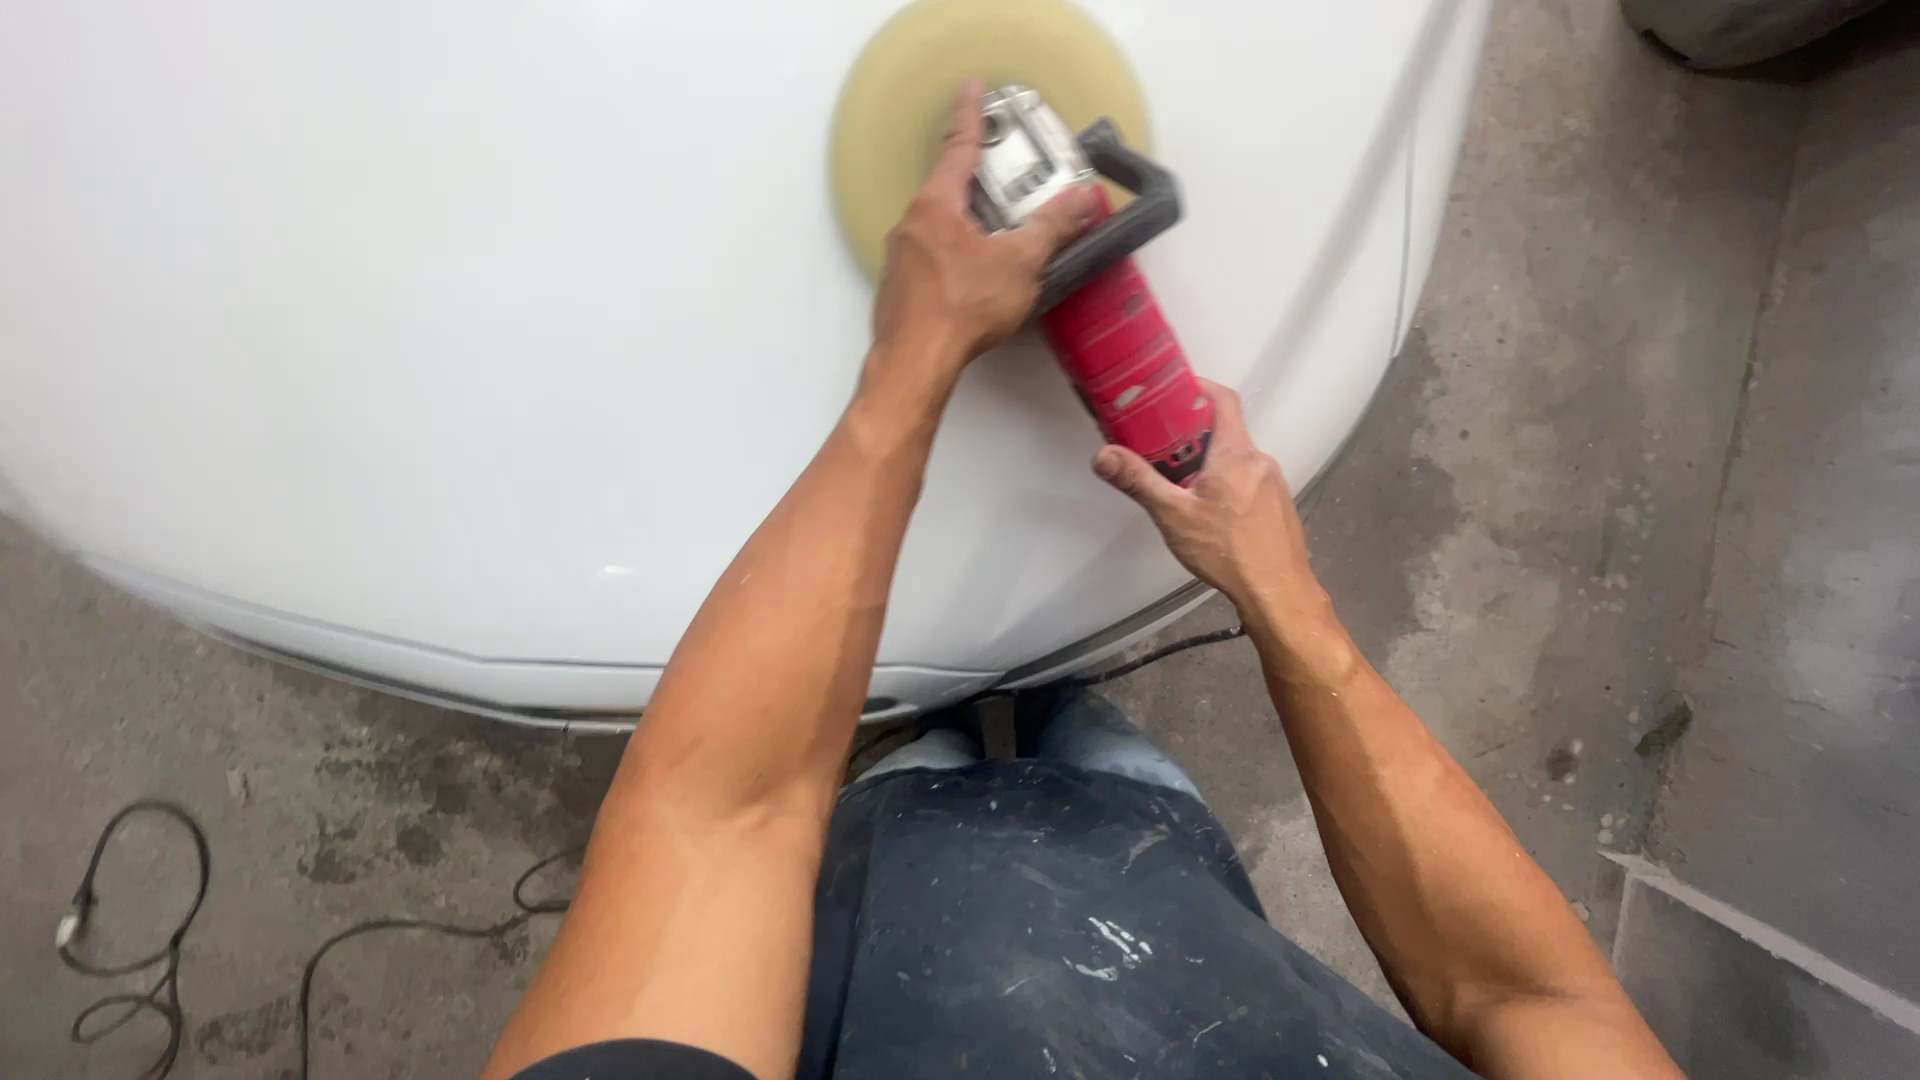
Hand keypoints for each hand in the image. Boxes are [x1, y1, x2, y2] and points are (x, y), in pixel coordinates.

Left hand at [866, 79, 1098, 398]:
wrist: (916, 362)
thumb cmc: (964, 307)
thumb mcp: (1019, 263)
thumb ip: (1051, 228)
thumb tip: (1081, 199)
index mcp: (937, 206)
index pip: (958, 148)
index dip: (971, 116)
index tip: (972, 88)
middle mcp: (909, 226)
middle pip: (945, 193)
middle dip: (974, 188)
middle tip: (1000, 187)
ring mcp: (898, 262)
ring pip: (934, 233)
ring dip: (961, 232)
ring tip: (990, 247)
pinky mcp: (896, 294)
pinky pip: (926, 266)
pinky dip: (948, 265)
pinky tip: (966, 288)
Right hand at [1092, 380, 1321, 611]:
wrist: (1276, 591)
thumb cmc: (1226, 549)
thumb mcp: (1173, 514)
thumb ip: (1138, 481)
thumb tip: (1102, 455)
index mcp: (1235, 452)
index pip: (1222, 399)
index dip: (1198, 388)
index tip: (1173, 391)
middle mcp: (1259, 460)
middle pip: (1226, 430)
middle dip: (1193, 434)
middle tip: (1161, 446)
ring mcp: (1274, 483)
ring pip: (1236, 459)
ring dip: (1209, 462)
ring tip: (1180, 483)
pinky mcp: (1278, 505)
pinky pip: (1249, 480)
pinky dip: (1226, 482)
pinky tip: (1209, 512)